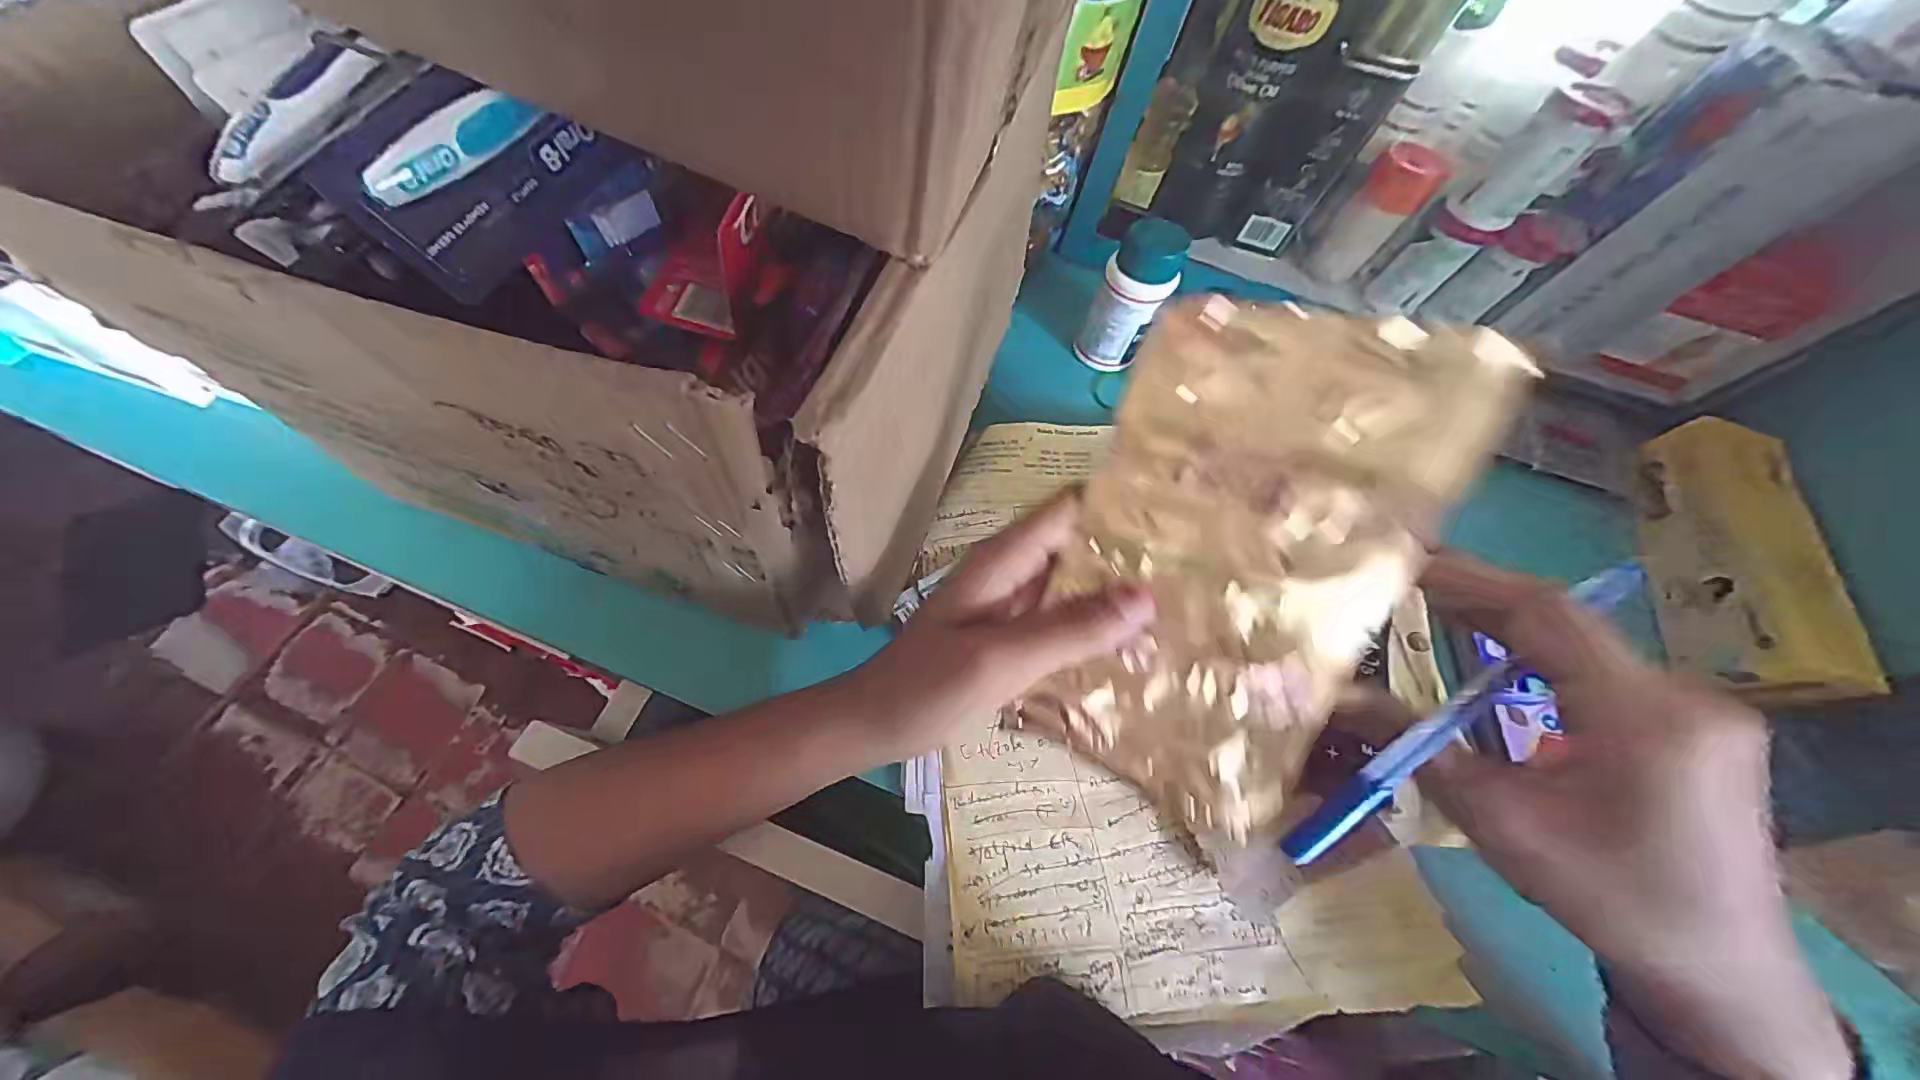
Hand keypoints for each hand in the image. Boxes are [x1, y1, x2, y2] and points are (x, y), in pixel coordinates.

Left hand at [853, 492, 1154, 761]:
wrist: (873, 724)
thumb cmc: (925, 687)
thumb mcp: (999, 659)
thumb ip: (1068, 629)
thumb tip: (1145, 596)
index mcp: (1002, 561)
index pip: (1069, 510)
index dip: (1119, 505)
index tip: (1180, 515)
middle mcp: (1010, 574)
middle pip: (1078, 546)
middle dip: (1129, 552)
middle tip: (1199, 568)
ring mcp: (1011, 607)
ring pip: (1073, 585)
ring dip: (1116, 592)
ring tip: (1184, 602)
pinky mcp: (1012, 638)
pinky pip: (1061, 621)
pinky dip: (1094, 626)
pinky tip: (1132, 644)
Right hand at [1412, 552, 1850, 1079]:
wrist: (1715, 968)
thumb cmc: (1604, 894)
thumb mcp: (1496, 819)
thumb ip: (1416, 747)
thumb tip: (1340, 697)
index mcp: (1645, 714)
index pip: (1545, 615)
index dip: (1468, 579)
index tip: (1404, 559)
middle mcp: (1682, 694)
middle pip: (1562, 620)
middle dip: (1476, 595)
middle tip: (1403, 576)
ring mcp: (1693, 707)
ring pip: (1578, 640)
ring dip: (1502, 621)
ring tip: (1431, 603)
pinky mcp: (1686, 723)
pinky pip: (1594, 667)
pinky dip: (1531, 651)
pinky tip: (1490, 655)